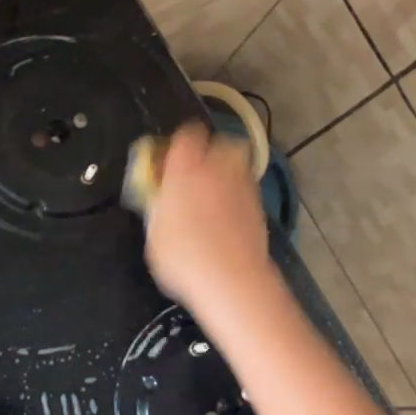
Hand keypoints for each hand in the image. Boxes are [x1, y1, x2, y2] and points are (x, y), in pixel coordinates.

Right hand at [143, 122, 273, 313]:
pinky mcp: (260, 205)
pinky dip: (239, 194)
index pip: (186, 134)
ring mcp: (243, 185)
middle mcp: (218, 168)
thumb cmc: (184, 257)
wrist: (233, 280)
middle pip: (220, 142)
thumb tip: (161, 199)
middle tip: (196, 174)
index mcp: (186, 168)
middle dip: (211, 152)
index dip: (179, 143)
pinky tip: (229, 217)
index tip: (170, 160)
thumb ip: (158, 206)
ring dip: (227, 171)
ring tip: (216, 193)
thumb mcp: (155, 233)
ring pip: (238, 163)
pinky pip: (247, 188)